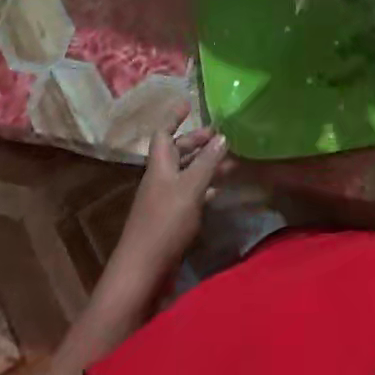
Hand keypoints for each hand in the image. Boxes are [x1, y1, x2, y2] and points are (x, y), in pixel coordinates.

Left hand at [104, 107, 229, 293]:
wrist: (143, 270)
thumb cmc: (165, 223)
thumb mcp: (190, 188)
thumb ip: (206, 163)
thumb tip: (222, 137)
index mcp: (159, 165)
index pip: (164, 132)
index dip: (174, 117)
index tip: (188, 104)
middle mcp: (160, 178)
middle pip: (177, 152)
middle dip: (197, 141)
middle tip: (222, 136)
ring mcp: (164, 200)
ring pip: (186, 173)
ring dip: (205, 165)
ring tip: (231, 161)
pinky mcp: (171, 220)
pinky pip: (190, 195)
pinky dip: (205, 188)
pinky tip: (220, 192)